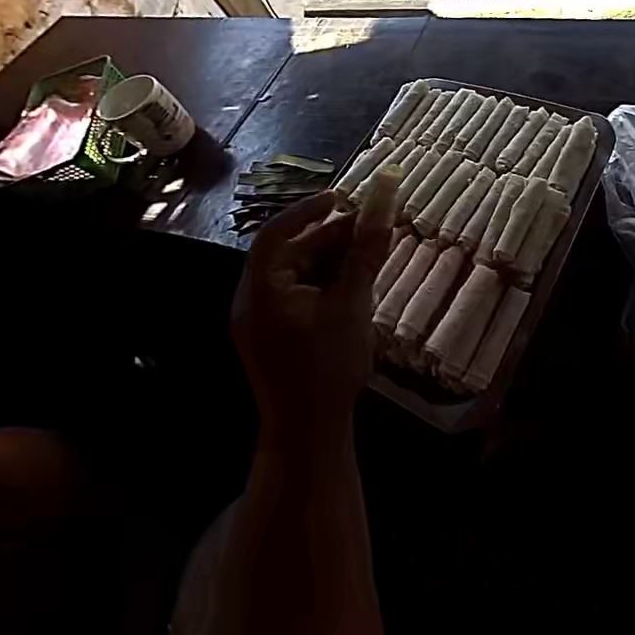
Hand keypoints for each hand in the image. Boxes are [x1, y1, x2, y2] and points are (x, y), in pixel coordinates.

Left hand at [230, 170, 399, 446]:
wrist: (308, 437)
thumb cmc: (327, 368)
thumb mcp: (351, 306)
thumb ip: (364, 253)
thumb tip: (381, 203)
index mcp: (261, 289)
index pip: (276, 233)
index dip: (307, 211)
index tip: (339, 197)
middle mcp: (252, 301)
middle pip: (289, 254)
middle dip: (327, 238)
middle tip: (366, 227)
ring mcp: (260, 323)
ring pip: (295, 277)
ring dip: (328, 262)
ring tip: (366, 253)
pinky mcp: (272, 339)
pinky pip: (296, 298)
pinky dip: (322, 286)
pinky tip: (352, 285)